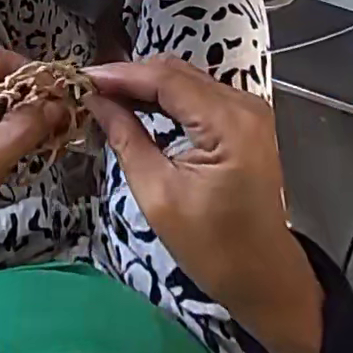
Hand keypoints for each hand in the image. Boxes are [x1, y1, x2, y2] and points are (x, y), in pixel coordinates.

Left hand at [0, 48, 68, 346]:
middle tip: (70, 115)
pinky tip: (50, 146)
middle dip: (37, 98)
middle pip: (5, 82)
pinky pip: (7, 130)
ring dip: (37, 118)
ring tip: (64, 131)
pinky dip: (29, 136)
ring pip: (10, 107)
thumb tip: (65, 102)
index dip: (31, 73)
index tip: (63, 93)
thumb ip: (27, 125)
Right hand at [85, 58, 323, 352]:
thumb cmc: (215, 248)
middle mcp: (243, 104)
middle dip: (130, 77)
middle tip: (90, 87)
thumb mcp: (159, 196)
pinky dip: (166, 96)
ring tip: (107, 95)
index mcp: (228, 122)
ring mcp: (248, 108)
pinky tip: (138, 104)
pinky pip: (198, 93)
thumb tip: (96, 101)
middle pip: (176, 72)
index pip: (166, 79)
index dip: (121, 74)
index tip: (84, 77)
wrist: (268, 280)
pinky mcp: (245, 118)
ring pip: (186, 78)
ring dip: (146, 84)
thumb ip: (126, 139)